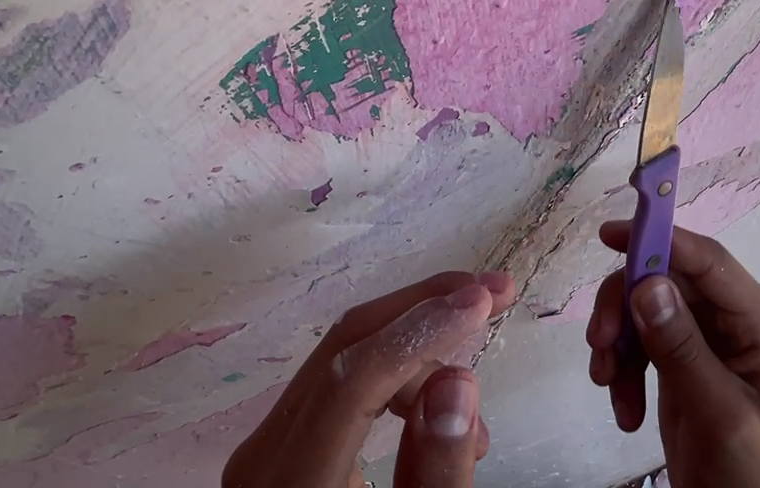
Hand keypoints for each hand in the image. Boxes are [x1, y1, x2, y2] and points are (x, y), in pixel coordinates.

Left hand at [224, 270, 515, 487]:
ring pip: (347, 358)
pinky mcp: (279, 448)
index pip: (354, 378)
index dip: (424, 329)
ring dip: (418, 347)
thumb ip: (435, 474)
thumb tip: (458, 378)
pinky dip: (395, 377)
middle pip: (347, 346)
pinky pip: (341, 385)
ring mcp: (265, 447)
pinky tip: (434, 408)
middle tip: (497, 291)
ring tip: (476, 383)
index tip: (487, 300)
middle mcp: (262, 454)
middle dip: (426, 307)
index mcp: (290, 485)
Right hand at [585, 221, 759, 487]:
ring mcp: (709, 332)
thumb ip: (682, 348)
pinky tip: (624, 405)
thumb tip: (647, 284)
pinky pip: (642, 333)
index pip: (709, 261)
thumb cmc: (745, 472)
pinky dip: (623, 364)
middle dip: (626, 308)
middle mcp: (737, 316)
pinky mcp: (684, 350)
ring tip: (607, 384)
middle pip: (667, 280)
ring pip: (647, 302)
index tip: (609, 234)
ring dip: (619, 341)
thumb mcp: (717, 413)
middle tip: (598, 344)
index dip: (662, 238)